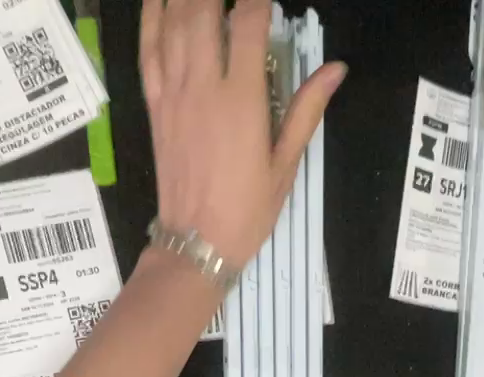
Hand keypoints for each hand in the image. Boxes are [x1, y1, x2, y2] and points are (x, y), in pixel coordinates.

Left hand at [140, 0, 346, 264]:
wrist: (196, 245)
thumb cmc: (246, 212)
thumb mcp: (284, 167)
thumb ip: (305, 112)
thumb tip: (336, 70)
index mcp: (242, 102)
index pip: (248, 23)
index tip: (267, 1)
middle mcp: (204, 88)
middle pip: (203, 10)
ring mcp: (174, 95)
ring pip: (174, 22)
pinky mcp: (154, 107)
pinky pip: (148, 50)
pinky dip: (151, 16)